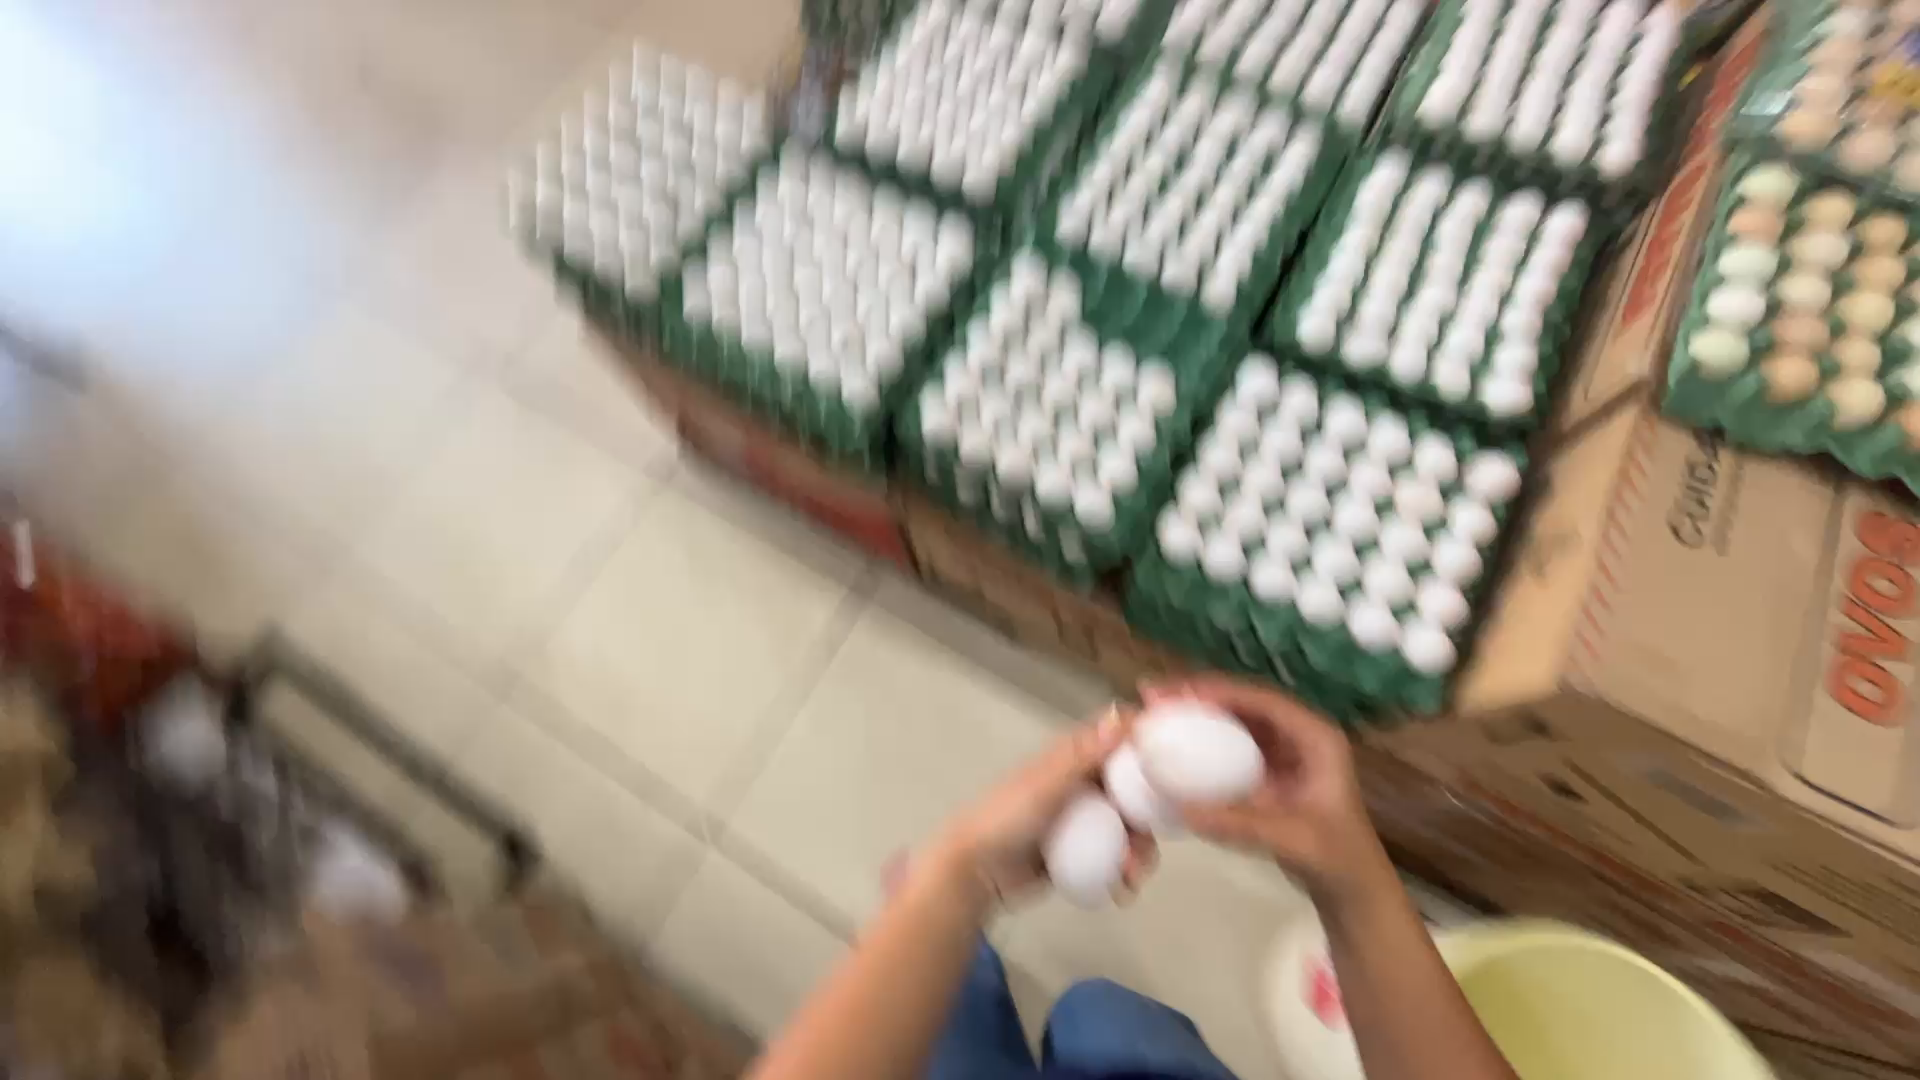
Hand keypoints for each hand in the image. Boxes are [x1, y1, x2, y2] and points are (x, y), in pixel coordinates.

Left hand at [925, 707, 1158, 909]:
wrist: (978, 872)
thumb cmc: (1007, 817)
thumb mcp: (1047, 785)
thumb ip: (1084, 755)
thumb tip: (1123, 716)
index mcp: (1075, 758)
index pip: (1119, 739)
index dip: (1148, 743)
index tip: (1179, 761)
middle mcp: (1085, 784)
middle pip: (1135, 789)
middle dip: (1151, 815)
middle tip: (1149, 841)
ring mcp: (1087, 821)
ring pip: (1132, 828)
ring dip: (1141, 851)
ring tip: (1132, 875)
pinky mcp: (1085, 854)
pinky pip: (1118, 859)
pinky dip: (1126, 873)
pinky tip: (1122, 890)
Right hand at [1142, 676, 1392, 906]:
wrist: (1352, 890)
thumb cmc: (1336, 858)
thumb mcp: (1291, 840)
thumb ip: (1240, 824)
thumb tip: (1181, 809)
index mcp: (1315, 736)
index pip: (1262, 700)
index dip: (1220, 691)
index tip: (1178, 693)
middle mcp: (1297, 734)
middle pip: (1242, 702)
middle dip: (1198, 695)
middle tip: (1153, 694)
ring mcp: (1280, 751)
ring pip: (1233, 719)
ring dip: (1196, 713)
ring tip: (1156, 708)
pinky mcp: (1265, 770)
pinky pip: (1228, 743)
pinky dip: (1200, 739)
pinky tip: (1172, 740)